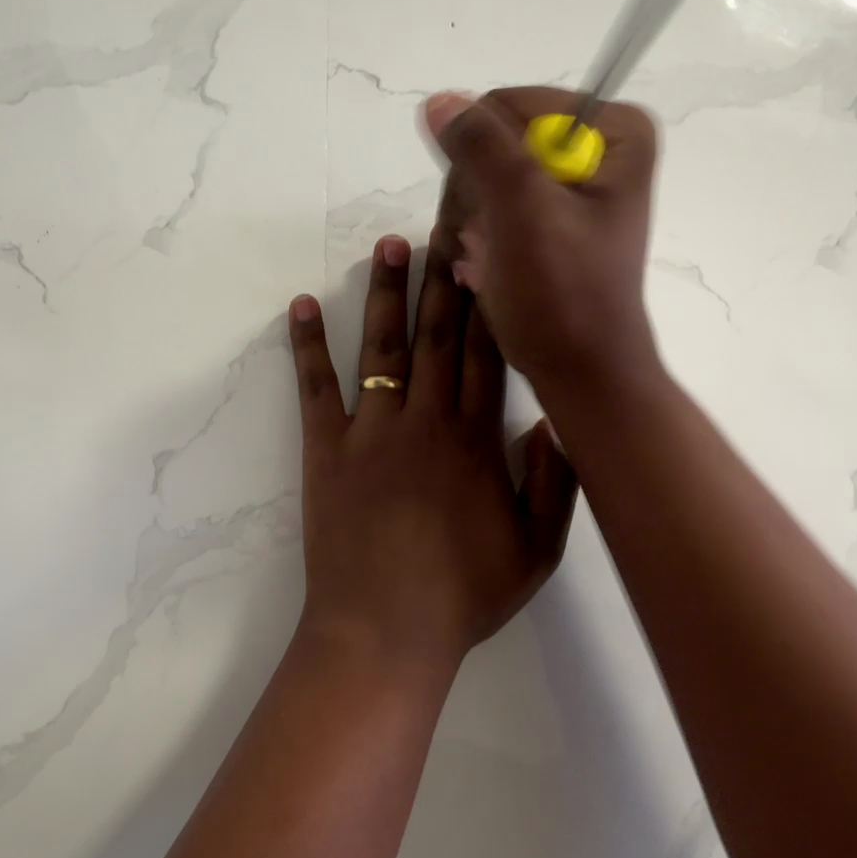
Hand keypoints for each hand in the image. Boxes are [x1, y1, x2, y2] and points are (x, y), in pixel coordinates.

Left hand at [287, 232, 580, 668]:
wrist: (384, 631)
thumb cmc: (463, 597)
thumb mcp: (537, 551)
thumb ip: (553, 483)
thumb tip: (556, 421)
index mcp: (478, 441)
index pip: (490, 355)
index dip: (492, 302)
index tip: (494, 258)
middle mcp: (426, 421)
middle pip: (439, 336)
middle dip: (444, 278)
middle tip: (445, 226)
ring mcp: (371, 431)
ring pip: (382, 348)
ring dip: (385, 294)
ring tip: (388, 247)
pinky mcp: (325, 450)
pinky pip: (316, 388)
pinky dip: (306, 346)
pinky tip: (300, 307)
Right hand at [424, 88, 663, 397]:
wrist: (580, 370)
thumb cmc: (561, 295)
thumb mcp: (521, 212)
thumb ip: (481, 147)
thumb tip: (439, 103)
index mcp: (613, 131)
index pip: (508, 106)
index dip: (483, 159)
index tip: (492, 215)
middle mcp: (595, 149)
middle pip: (494, 141)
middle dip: (475, 197)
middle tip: (484, 244)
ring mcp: (568, 187)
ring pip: (483, 177)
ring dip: (470, 223)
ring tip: (484, 264)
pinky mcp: (547, 219)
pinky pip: (491, 207)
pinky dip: (479, 239)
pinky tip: (485, 270)